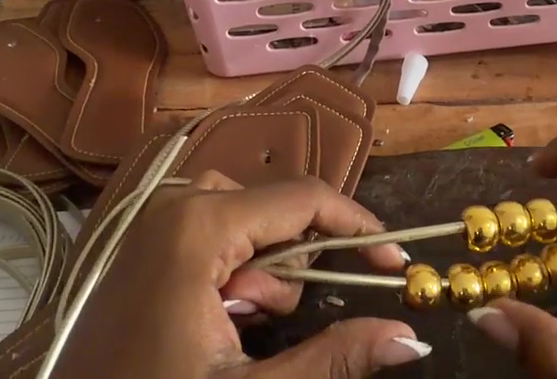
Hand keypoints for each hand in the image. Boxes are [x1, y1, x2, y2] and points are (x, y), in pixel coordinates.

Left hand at [53, 172, 429, 377]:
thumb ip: (335, 358)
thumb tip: (412, 338)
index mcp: (199, 223)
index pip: (304, 198)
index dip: (358, 227)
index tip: (395, 265)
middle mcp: (175, 200)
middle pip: (273, 209)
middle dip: (290, 268)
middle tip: (266, 328)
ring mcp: (153, 216)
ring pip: (245, 220)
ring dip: (261, 275)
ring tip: (234, 331)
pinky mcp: (144, 237)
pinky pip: (213, 229)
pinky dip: (232, 270)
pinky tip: (213, 319)